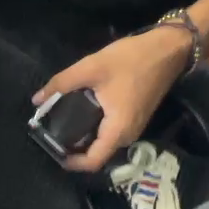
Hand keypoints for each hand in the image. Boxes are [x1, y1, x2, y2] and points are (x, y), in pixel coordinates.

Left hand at [32, 26, 193, 172]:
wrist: (172, 46)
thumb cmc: (134, 58)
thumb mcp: (92, 67)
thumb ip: (62, 84)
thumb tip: (36, 100)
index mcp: (118, 130)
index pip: (92, 162)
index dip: (70, 162)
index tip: (52, 150)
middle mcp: (127, 136)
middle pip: (96, 155)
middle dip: (73, 149)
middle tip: (52, 134)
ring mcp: (133, 128)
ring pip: (103, 144)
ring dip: (83, 138)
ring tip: (62, 123)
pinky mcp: (135, 118)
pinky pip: (110, 133)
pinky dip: (94, 129)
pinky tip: (81, 113)